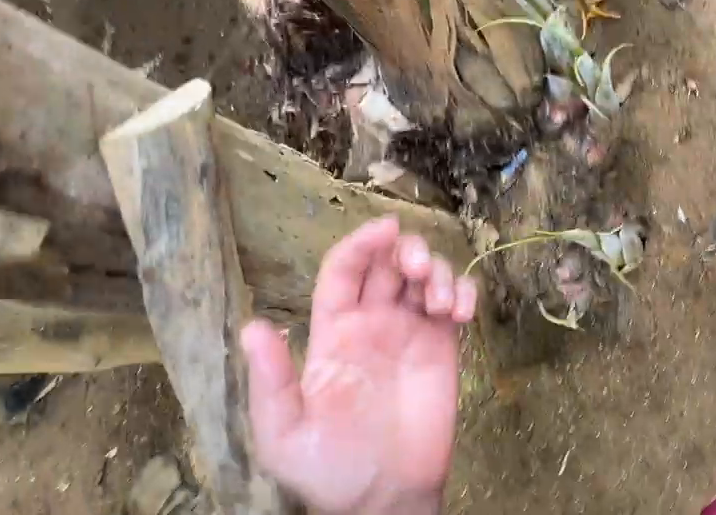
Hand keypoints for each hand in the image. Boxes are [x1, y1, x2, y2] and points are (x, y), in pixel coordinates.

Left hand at [241, 218, 477, 514]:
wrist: (386, 497)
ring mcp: (411, 328)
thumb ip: (271, 381)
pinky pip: (456, 298)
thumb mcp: (286, 434)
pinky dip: (463, 291)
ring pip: (425, 273)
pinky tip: (462, 312)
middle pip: (390, 261)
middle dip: (408, 250)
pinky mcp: (444, 341)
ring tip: (442, 303)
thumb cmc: (330, 467)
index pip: (345, 269)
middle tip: (419, 268)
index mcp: (334, 331)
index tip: (388, 228)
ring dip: (438, 271)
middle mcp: (373, 320)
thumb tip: (252, 327)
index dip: (362, 243)